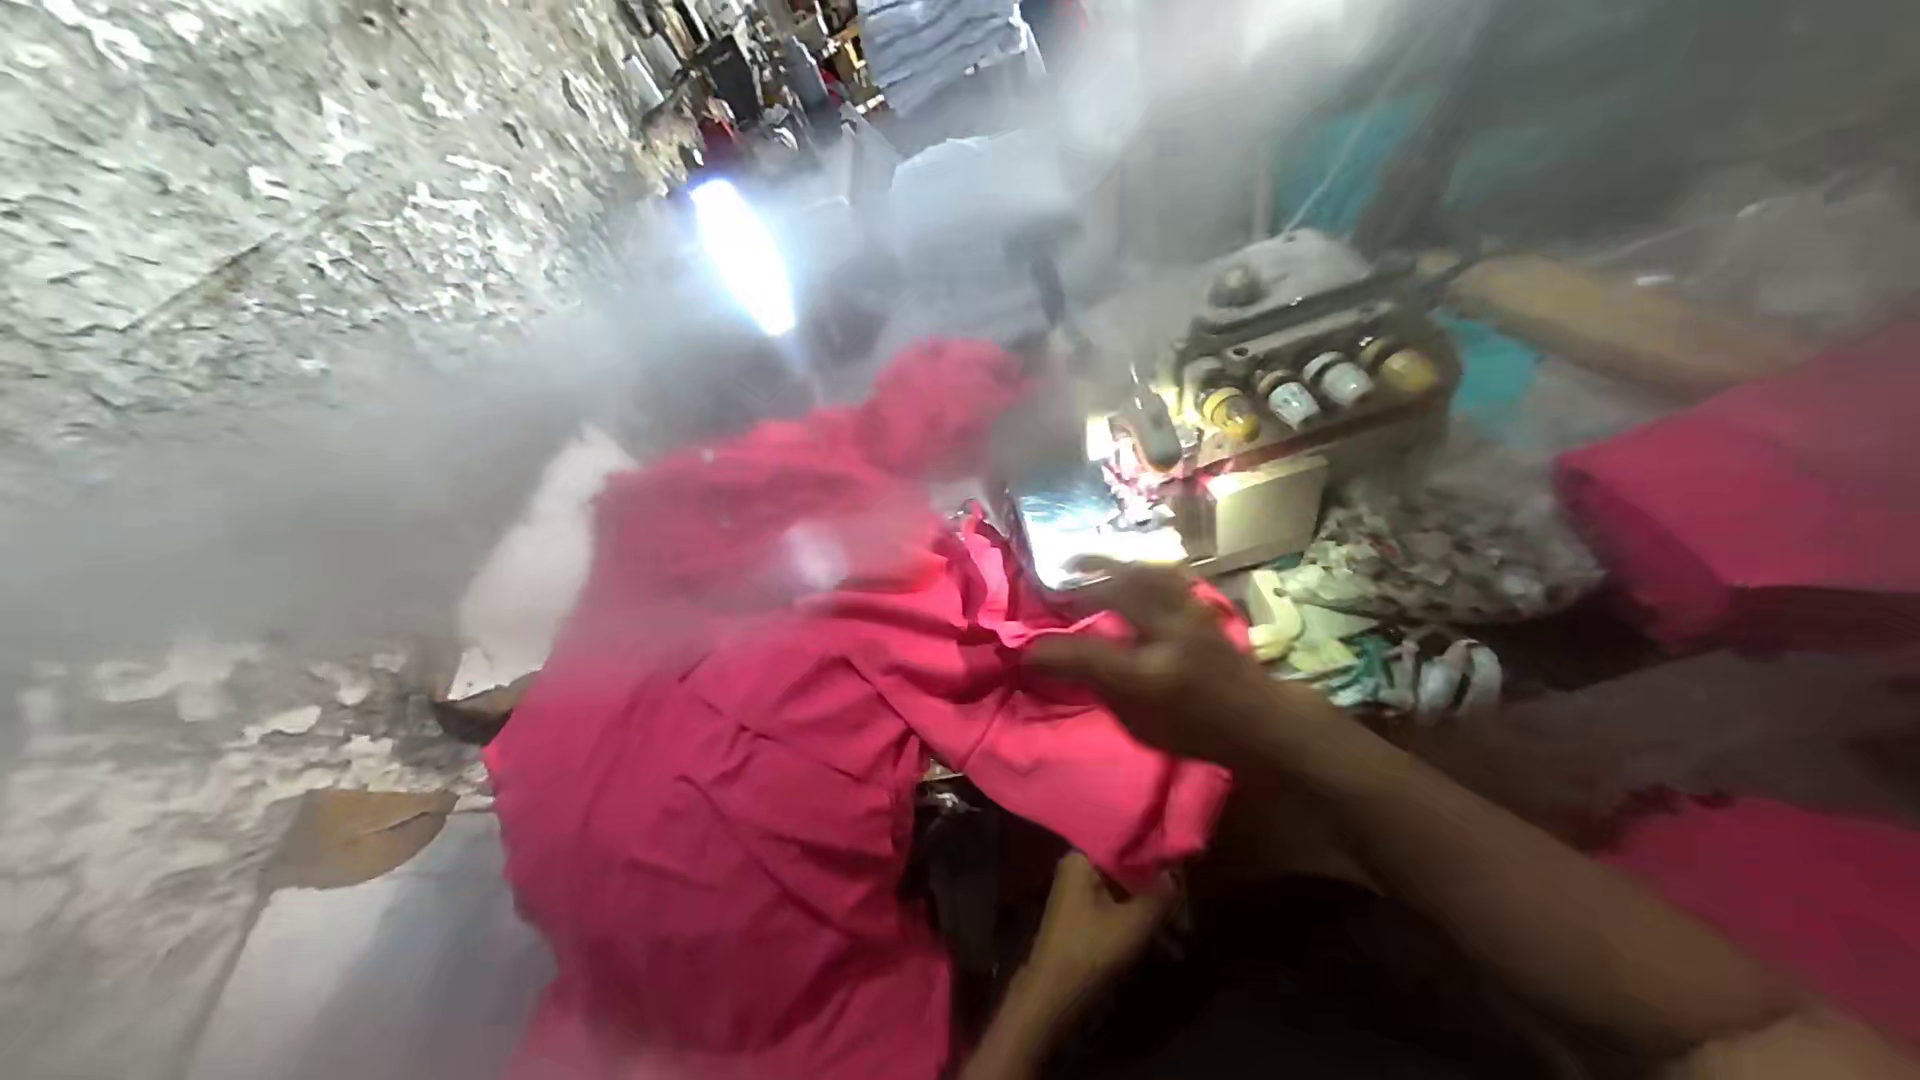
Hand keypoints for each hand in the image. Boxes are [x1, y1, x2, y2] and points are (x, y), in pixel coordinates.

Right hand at [1025, 558, 1332, 767]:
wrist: (1258, 721)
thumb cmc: (1193, 731)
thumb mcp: (1136, 725)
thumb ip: (1097, 687)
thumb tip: (1057, 662)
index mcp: (1152, 677)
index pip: (1089, 655)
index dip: (1050, 651)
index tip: (1027, 650)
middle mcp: (1172, 638)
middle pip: (1119, 590)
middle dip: (1080, 579)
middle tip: (1055, 577)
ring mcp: (1191, 616)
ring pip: (1145, 571)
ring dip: (1108, 562)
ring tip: (1081, 559)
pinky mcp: (1201, 605)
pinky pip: (1163, 574)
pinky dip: (1135, 566)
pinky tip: (1121, 565)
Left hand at [1025, 852, 1176, 991]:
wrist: (1052, 997)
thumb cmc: (1091, 951)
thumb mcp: (1133, 924)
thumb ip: (1158, 895)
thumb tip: (1175, 871)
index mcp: (1082, 859)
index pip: (1123, 841)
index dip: (1154, 851)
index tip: (1181, 860)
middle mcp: (1078, 869)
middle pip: (1125, 869)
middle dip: (1157, 889)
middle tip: (1188, 907)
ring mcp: (1079, 894)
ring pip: (1124, 893)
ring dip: (1152, 912)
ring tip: (1184, 935)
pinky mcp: (1083, 917)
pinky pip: (1116, 909)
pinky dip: (1138, 923)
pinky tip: (1167, 948)